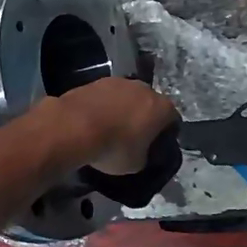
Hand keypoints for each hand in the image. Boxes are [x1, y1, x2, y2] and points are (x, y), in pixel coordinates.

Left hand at [47, 77, 177, 175]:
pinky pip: (105, 96)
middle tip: (132, 137)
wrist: (74, 127)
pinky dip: (103, 106)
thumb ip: (145, 156)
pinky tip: (93, 122)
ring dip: (122, 110)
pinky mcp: (95, 81)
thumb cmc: (114, 148)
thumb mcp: (137, 165)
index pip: (172, 120)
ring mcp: (118, 81)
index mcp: (161, 107)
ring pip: (126, 97)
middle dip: (143, 118)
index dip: (165, 134)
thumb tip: (141, 153)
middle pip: (149, 104)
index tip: (155, 146)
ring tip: (110, 129)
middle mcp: (144, 88)